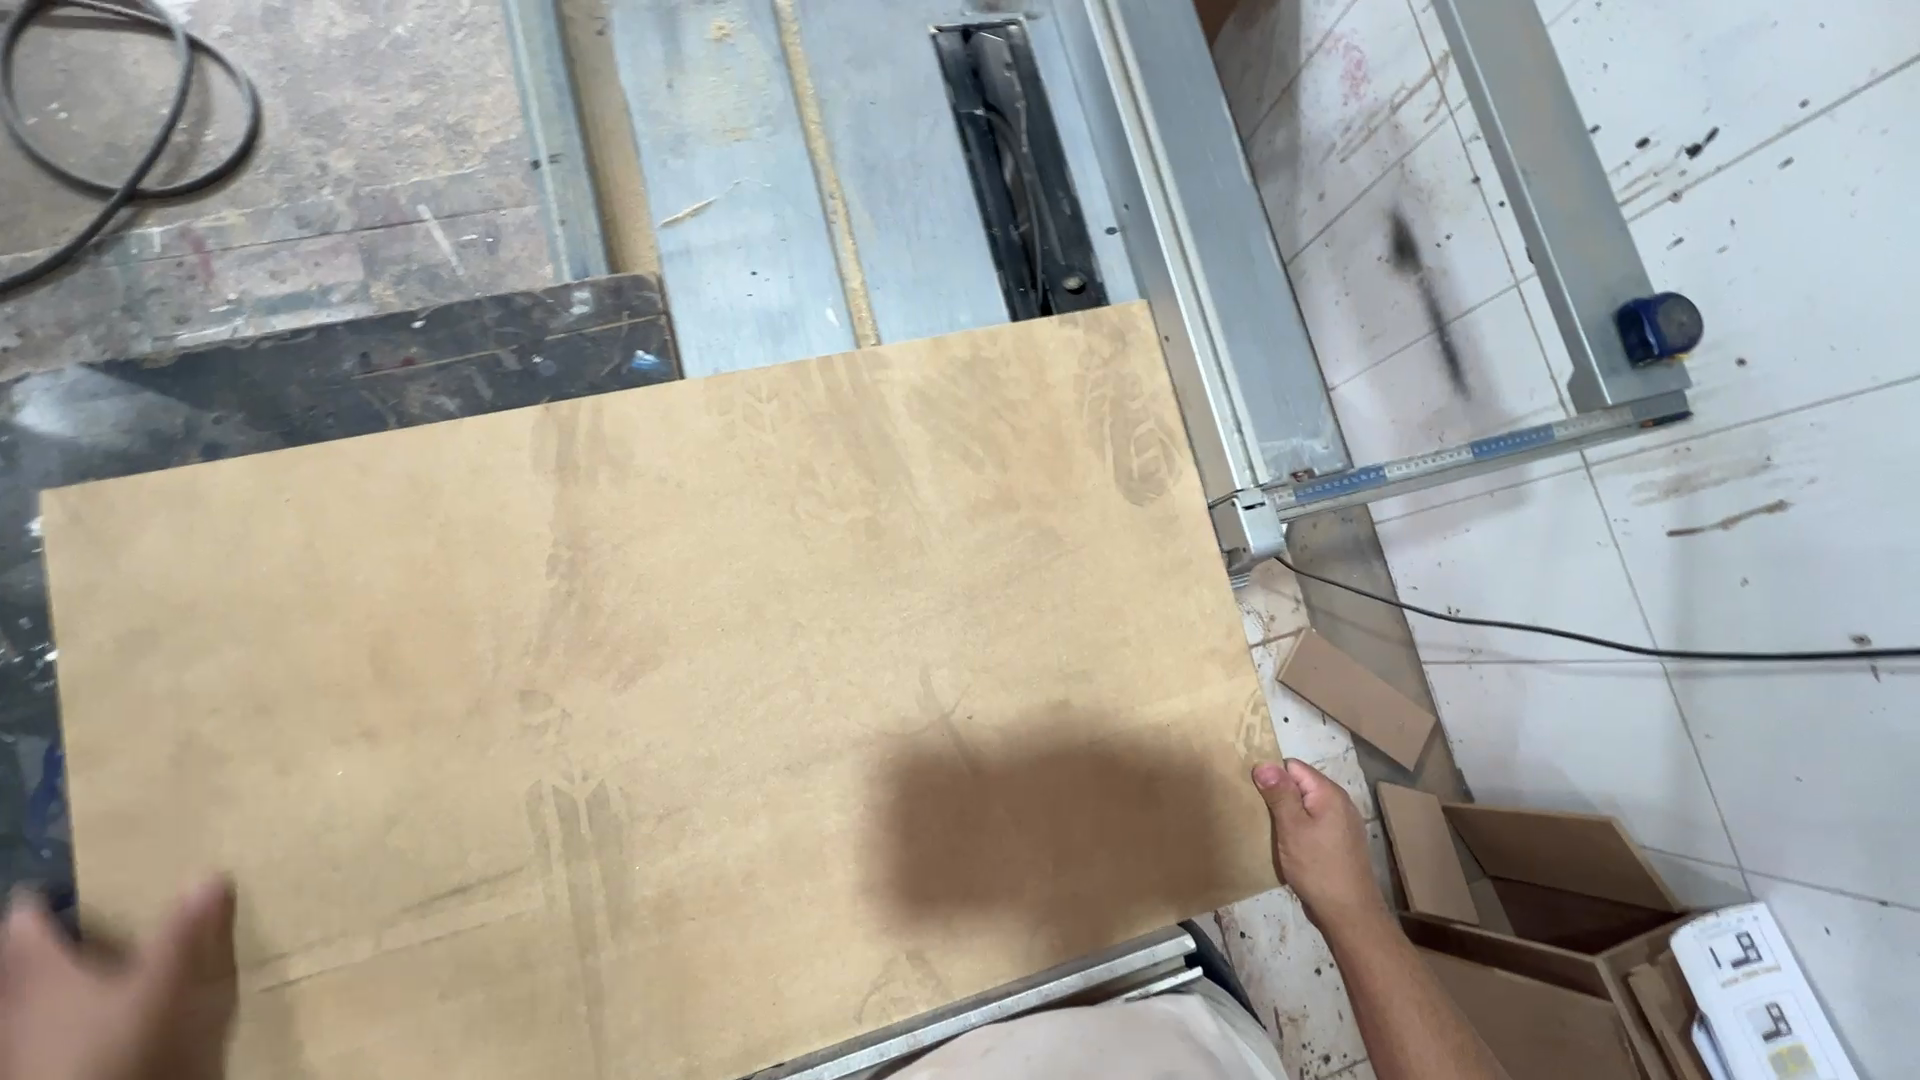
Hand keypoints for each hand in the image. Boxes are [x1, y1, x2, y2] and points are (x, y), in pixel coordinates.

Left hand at [0, 876, 237, 1079]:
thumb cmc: (118, 1042)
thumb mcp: (166, 983)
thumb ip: (185, 931)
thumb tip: (208, 874)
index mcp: (44, 975)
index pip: (24, 928)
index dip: (34, 906)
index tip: (41, 888)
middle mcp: (20, 1005)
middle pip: (20, 966)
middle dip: (43, 943)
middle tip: (67, 921)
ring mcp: (23, 1042)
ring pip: (26, 1000)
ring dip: (51, 980)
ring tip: (83, 964)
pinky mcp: (38, 1065)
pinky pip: (40, 1028)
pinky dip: (61, 1012)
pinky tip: (89, 1016)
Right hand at [1251, 760, 1387, 932]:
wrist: (1349, 914)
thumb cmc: (1318, 867)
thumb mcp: (1292, 828)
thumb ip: (1279, 794)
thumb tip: (1264, 763)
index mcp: (1329, 793)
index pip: (1292, 767)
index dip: (1271, 775)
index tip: (1252, 790)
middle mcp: (1339, 802)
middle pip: (1299, 784)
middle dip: (1276, 794)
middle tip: (1254, 810)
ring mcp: (1341, 823)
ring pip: (1304, 805)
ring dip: (1284, 813)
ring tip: (1265, 826)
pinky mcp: (1338, 841)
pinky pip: (1311, 822)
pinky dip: (1296, 827)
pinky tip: (1284, 843)